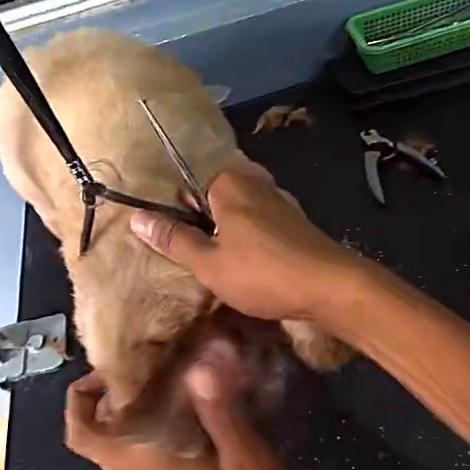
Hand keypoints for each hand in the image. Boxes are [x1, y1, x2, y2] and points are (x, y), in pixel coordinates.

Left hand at [65, 339, 297, 469]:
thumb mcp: (246, 461)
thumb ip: (221, 415)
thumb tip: (198, 368)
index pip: (84, 438)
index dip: (80, 400)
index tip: (106, 373)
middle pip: (102, 441)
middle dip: (113, 400)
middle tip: (150, 369)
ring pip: (125, 452)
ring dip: (137, 417)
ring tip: (176, 387)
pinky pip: (148, 465)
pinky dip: (157, 437)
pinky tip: (197, 425)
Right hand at [128, 160, 363, 322]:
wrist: (331, 287)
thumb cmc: (264, 273)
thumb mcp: (209, 263)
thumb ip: (174, 239)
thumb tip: (137, 216)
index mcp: (229, 183)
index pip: (186, 183)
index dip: (174, 210)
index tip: (167, 237)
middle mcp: (255, 182)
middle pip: (213, 196)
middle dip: (200, 221)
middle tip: (189, 254)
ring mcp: (278, 200)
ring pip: (238, 211)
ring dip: (225, 232)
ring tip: (214, 263)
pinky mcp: (294, 221)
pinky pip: (259, 222)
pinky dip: (248, 238)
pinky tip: (246, 262)